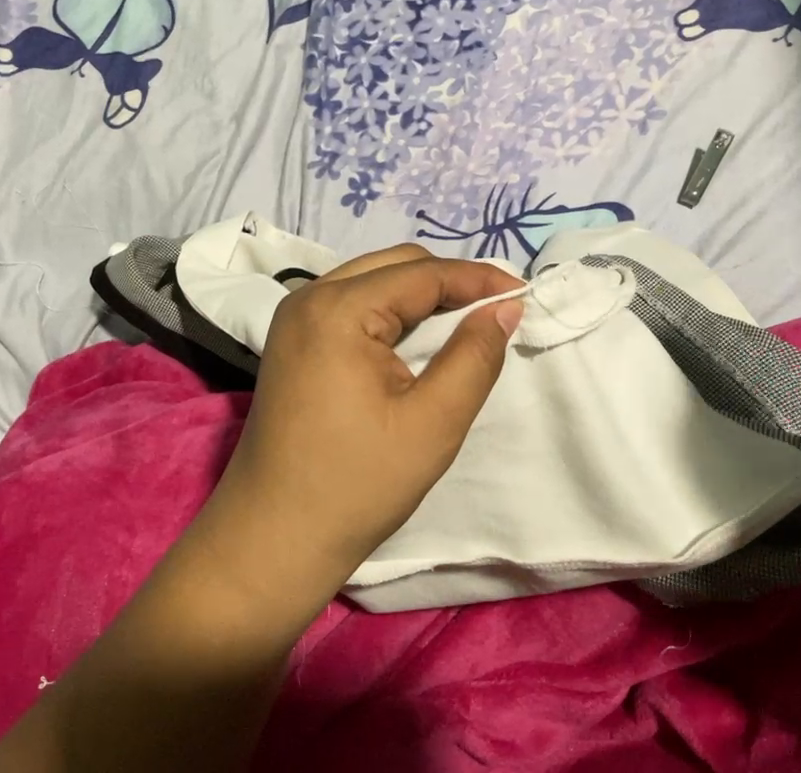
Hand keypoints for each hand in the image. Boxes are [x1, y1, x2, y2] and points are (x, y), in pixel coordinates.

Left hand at [206, 245, 524, 593]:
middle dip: (449, 282)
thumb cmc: (357, 484)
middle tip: (496, 312)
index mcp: (338, 310)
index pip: (422, 274)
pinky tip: (416, 341)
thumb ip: (474, 356)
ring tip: (464, 325)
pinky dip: (390, 312)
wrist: (274, 534)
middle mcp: (309, 297)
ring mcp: (294, 317)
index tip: (526, 294)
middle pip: (394, 266)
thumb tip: (504, 306)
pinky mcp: (291, 340)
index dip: (478, 280)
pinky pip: (351, 304)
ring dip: (419, 296)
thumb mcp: (433, 423)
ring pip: (372, 281)